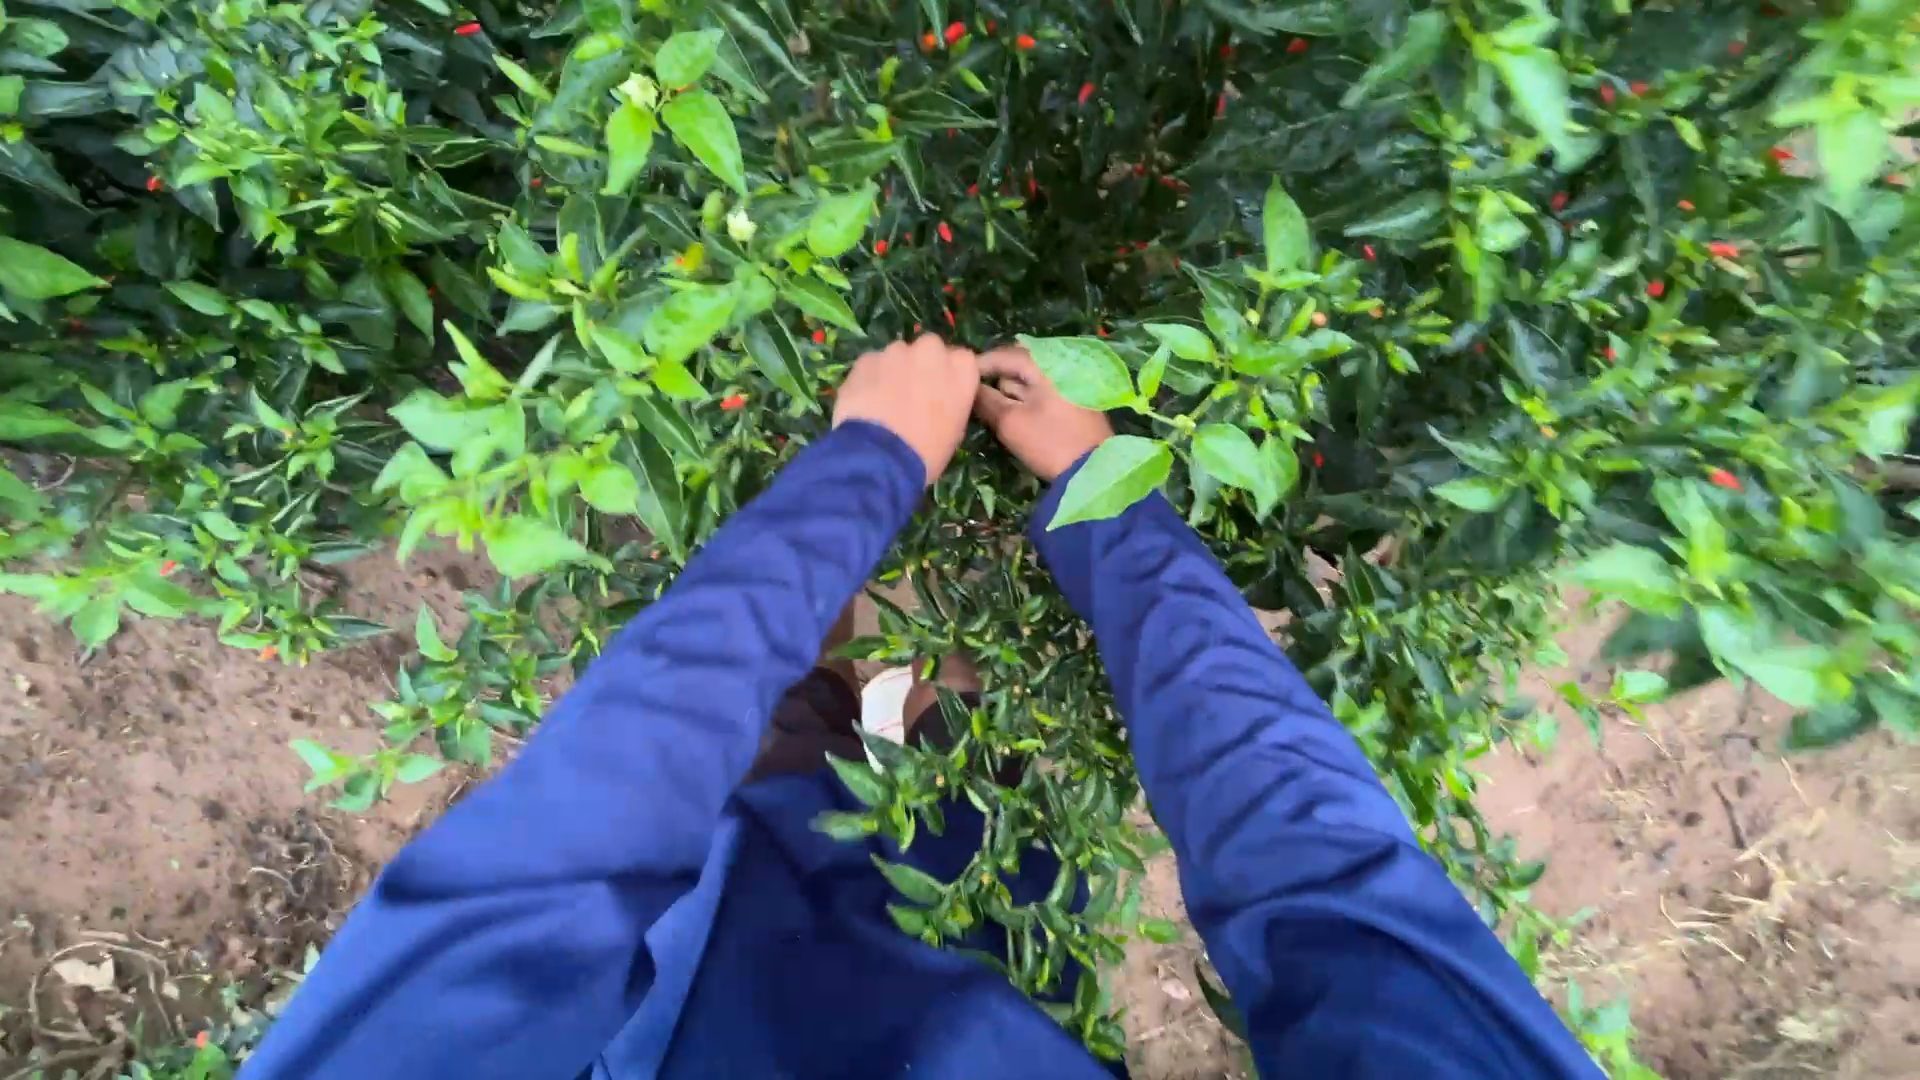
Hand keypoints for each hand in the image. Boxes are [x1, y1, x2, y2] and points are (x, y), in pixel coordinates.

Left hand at [832, 335, 980, 485]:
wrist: (881, 458)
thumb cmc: (928, 453)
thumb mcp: (955, 430)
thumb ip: (952, 402)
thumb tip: (940, 400)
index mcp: (962, 368)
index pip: (962, 360)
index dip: (948, 376)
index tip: (941, 392)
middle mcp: (932, 351)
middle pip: (930, 349)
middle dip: (922, 366)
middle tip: (912, 394)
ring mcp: (896, 351)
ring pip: (898, 355)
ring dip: (894, 371)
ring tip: (884, 402)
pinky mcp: (867, 358)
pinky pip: (872, 365)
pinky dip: (870, 378)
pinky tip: (865, 403)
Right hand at [972, 347, 1112, 480]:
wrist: (1095, 469)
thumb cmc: (1050, 442)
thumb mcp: (1010, 423)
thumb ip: (985, 400)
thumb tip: (969, 387)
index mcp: (1044, 363)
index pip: (1002, 355)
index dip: (978, 367)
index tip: (958, 382)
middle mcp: (1060, 365)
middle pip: (1016, 365)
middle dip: (998, 382)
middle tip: (978, 403)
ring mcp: (1071, 381)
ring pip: (1029, 380)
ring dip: (1013, 393)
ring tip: (1000, 415)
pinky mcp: (1077, 399)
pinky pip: (1043, 392)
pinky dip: (1028, 401)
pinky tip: (1022, 419)